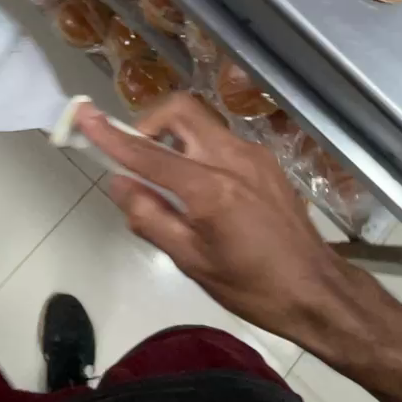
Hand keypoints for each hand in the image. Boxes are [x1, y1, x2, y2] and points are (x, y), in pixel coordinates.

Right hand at [78, 95, 354, 346]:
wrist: (317, 290)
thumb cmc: (251, 287)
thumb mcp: (191, 261)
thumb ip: (151, 217)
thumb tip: (119, 183)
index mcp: (211, 189)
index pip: (149, 154)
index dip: (112, 136)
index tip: (85, 117)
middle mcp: (233, 158)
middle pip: (181, 111)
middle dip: (150, 122)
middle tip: (136, 156)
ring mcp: (254, 155)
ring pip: (202, 123)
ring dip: (175, 138)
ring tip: (168, 180)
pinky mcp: (266, 161)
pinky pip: (221, 141)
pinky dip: (199, 151)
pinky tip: (201, 189)